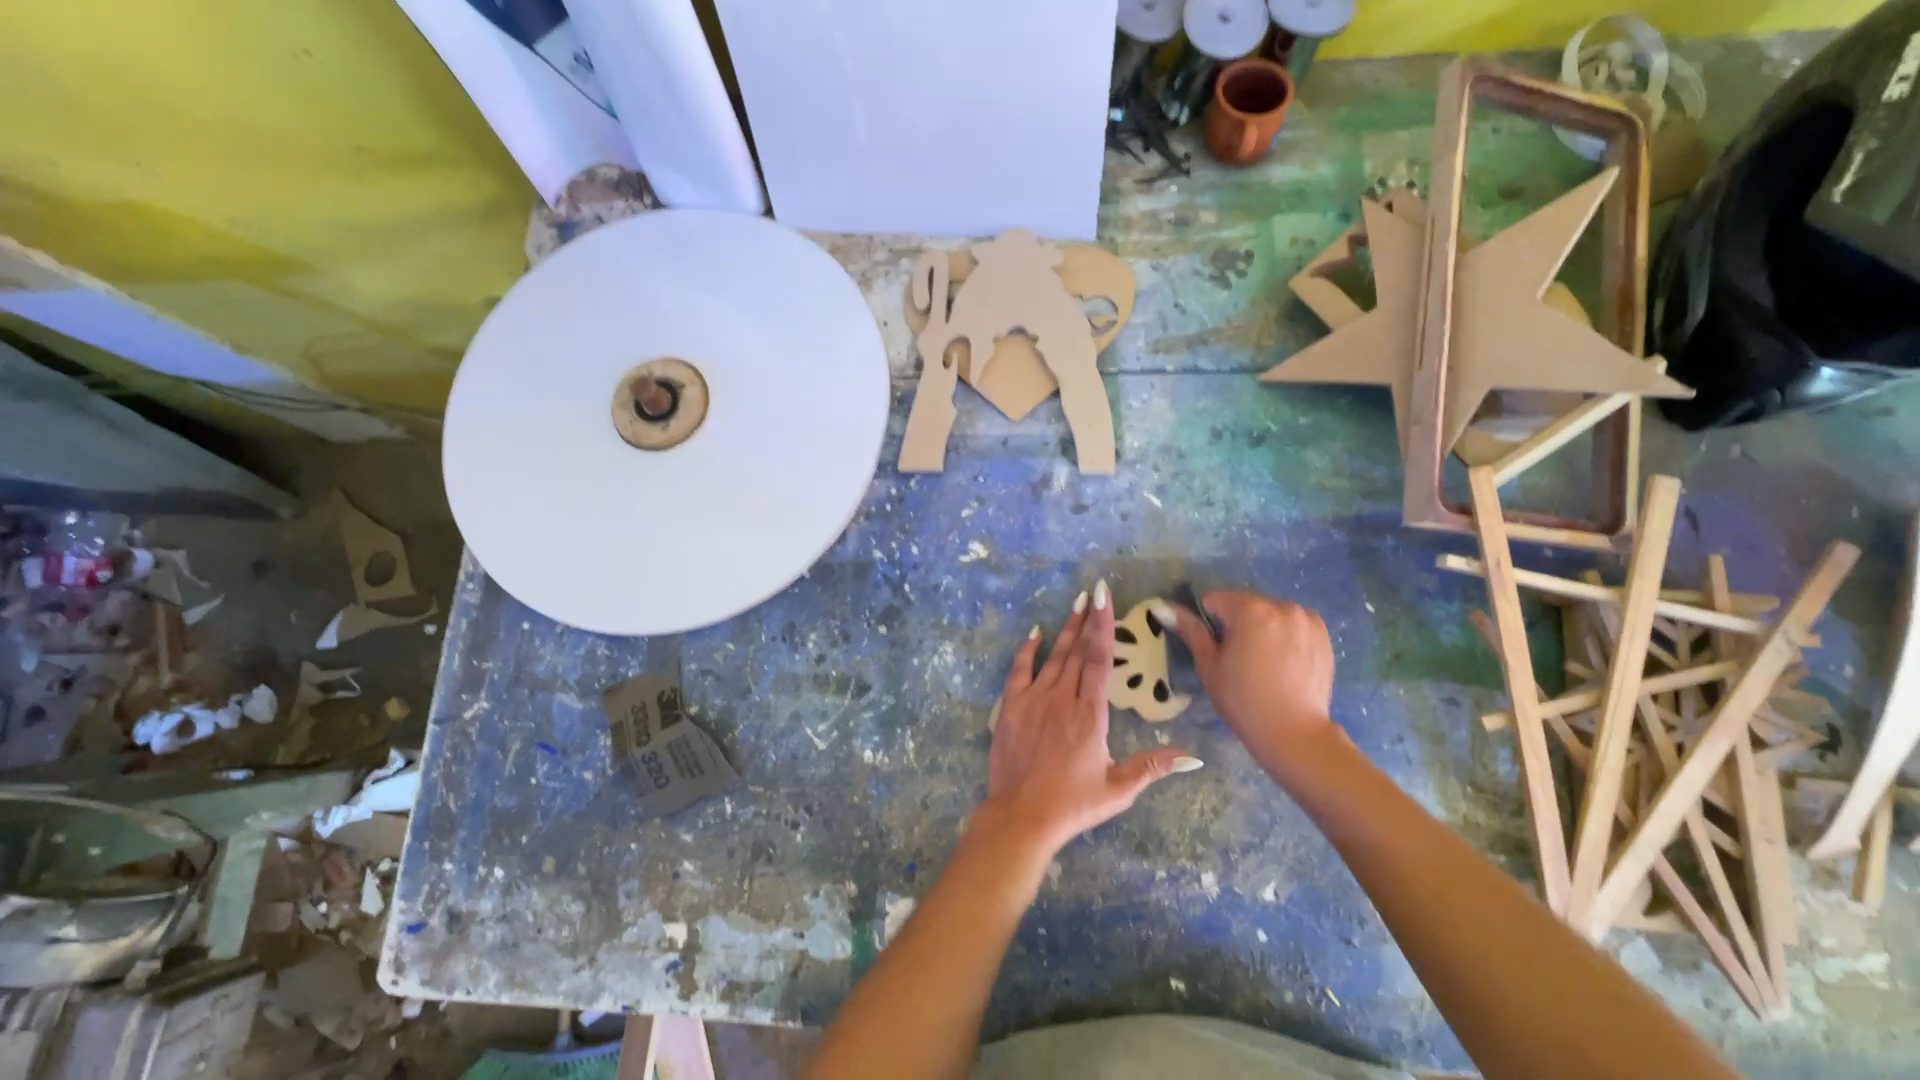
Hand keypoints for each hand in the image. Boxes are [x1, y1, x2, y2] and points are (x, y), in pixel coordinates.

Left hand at [982, 580, 1200, 855]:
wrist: (1021, 817)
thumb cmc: (1073, 805)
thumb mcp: (1119, 789)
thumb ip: (1153, 766)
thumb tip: (1192, 756)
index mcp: (1090, 714)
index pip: (1100, 660)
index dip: (1103, 627)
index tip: (1105, 600)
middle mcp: (1062, 699)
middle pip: (1078, 651)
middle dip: (1088, 619)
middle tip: (1094, 589)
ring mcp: (1034, 701)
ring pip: (1053, 657)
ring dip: (1065, 629)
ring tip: (1075, 602)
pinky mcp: (1011, 709)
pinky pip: (1019, 672)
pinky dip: (1027, 651)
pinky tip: (1035, 633)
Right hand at [1156, 590, 1334, 751]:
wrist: (1294, 733)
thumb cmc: (1243, 701)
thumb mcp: (1209, 667)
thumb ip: (1192, 632)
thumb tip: (1167, 609)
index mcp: (1251, 611)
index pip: (1216, 600)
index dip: (1210, 622)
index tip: (1217, 650)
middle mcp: (1282, 606)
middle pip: (1247, 604)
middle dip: (1239, 623)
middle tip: (1239, 659)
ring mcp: (1307, 619)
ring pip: (1271, 613)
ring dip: (1263, 628)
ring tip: (1265, 663)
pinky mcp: (1323, 635)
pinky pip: (1294, 625)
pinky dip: (1286, 636)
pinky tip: (1285, 664)